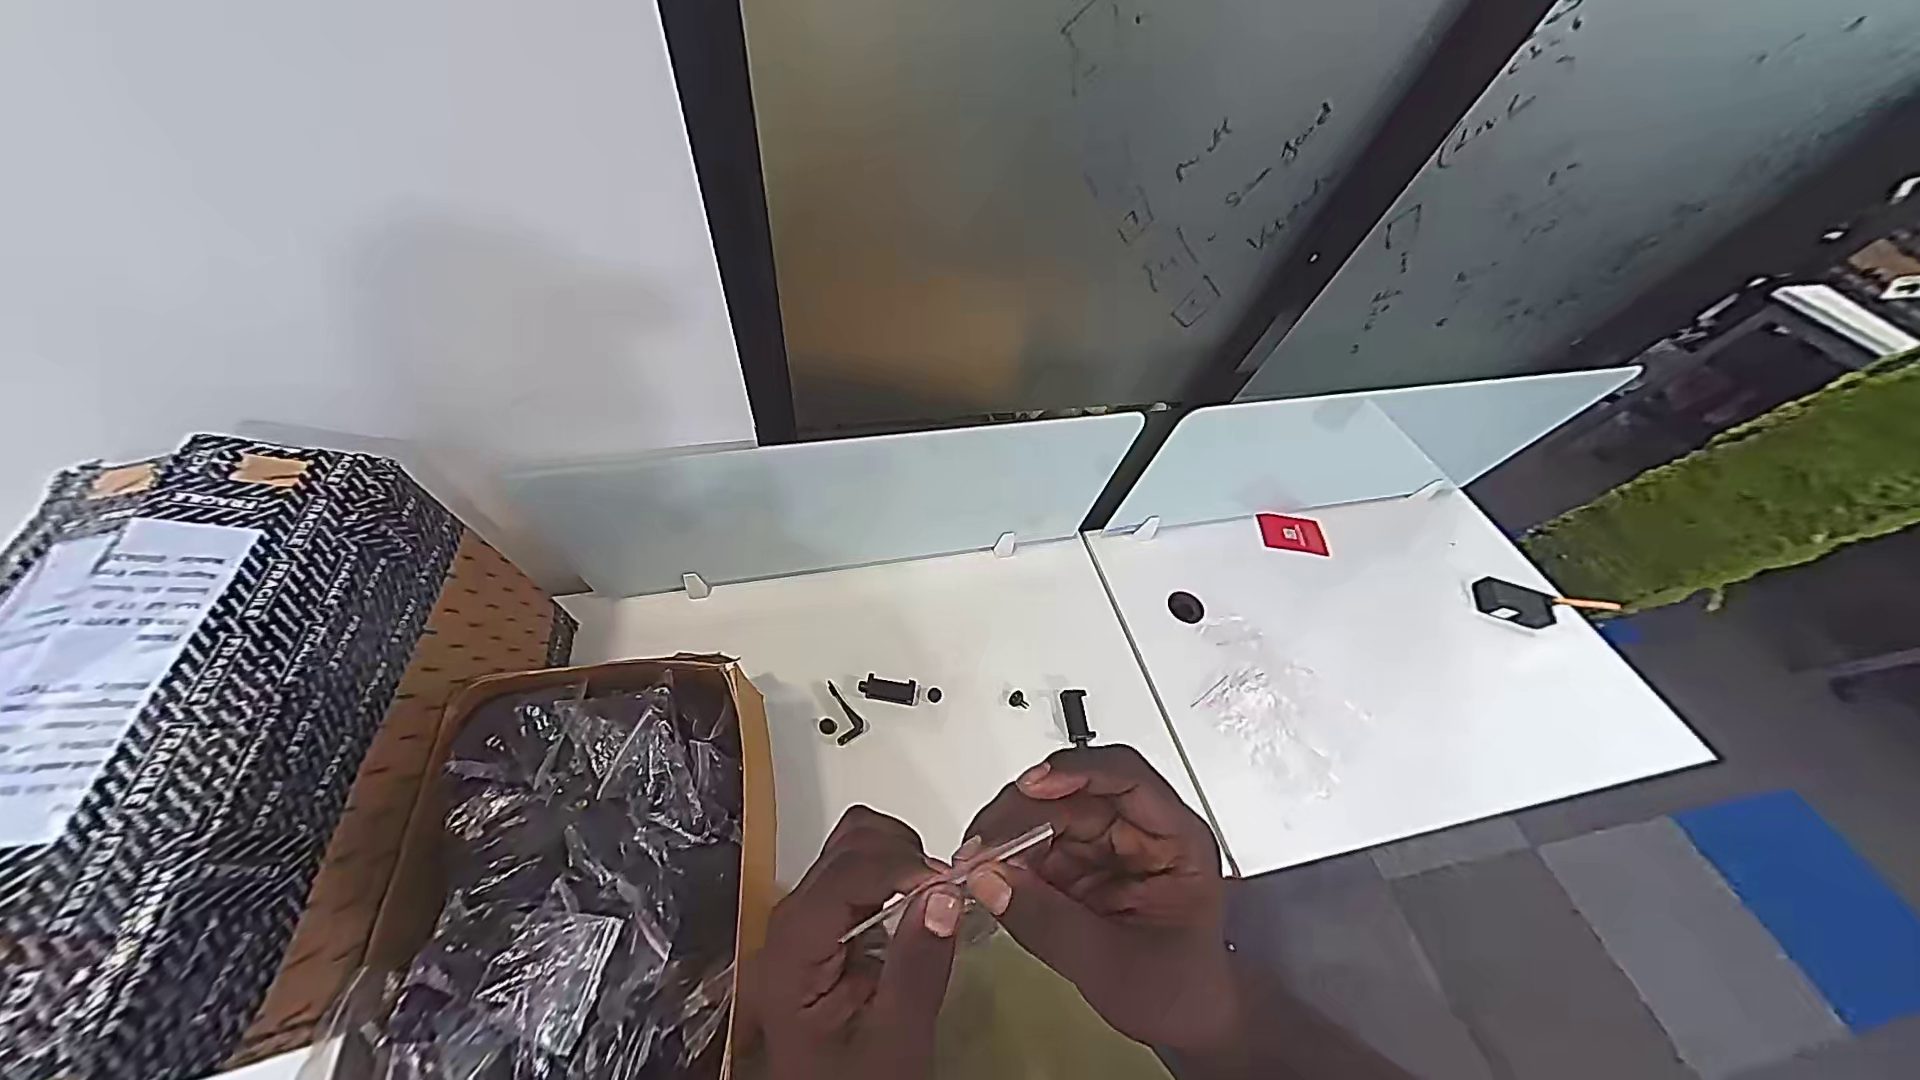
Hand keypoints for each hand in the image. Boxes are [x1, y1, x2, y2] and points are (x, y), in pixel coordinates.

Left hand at [755, 806, 961, 1079]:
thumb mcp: (894, 1045)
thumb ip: (917, 969)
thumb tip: (946, 894)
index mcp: (793, 952)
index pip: (845, 874)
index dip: (900, 866)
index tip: (947, 884)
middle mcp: (792, 919)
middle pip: (849, 844)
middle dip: (905, 855)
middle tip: (945, 892)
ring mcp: (808, 910)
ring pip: (855, 838)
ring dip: (901, 850)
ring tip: (932, 891)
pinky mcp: (827, 909)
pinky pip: (861, 858)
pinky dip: (896, 858)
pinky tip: (916, 893)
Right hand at [959, 746, 1236, 1054]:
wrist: (1188, 1026)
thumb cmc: (1180, 994)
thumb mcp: (1115, 967)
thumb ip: (1049, 922)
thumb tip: (990, 880)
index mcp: (1176, 839)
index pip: (1127, 778)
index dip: (1077, 773)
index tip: (1030, 786)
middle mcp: (1141, 829)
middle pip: (1075, 792)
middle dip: (1022, 812)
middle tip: (982, 844)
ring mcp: (1111, 841)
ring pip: (1050, 811)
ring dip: (1009, 831)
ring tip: (978, 861)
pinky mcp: (1085, 858)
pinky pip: (1040, 840)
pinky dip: (1011, 853)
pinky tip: (991, 871)